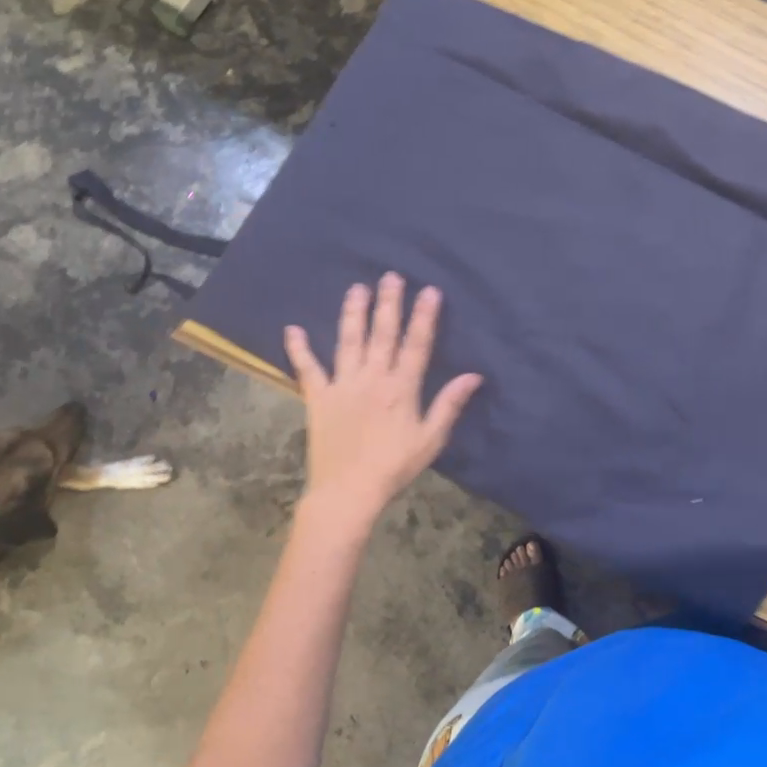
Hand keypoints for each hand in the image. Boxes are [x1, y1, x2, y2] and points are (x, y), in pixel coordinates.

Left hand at [284, 273, 483, 524]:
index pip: (416, 344)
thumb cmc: (394, 467)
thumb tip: (474, 375)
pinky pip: (307, 368)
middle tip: (391, 276)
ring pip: (349, 340)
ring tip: (357, 288)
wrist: (348, 491)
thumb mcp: (430, 439)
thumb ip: (449, 404)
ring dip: (353, 313)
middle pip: (382, 334)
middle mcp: (372, 378)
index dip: (424, 316)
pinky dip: (299, 349)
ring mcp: (342, 385)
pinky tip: (292, 329)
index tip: (429, 290)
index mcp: (401, 388)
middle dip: (388, 303)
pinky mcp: (317, 397)